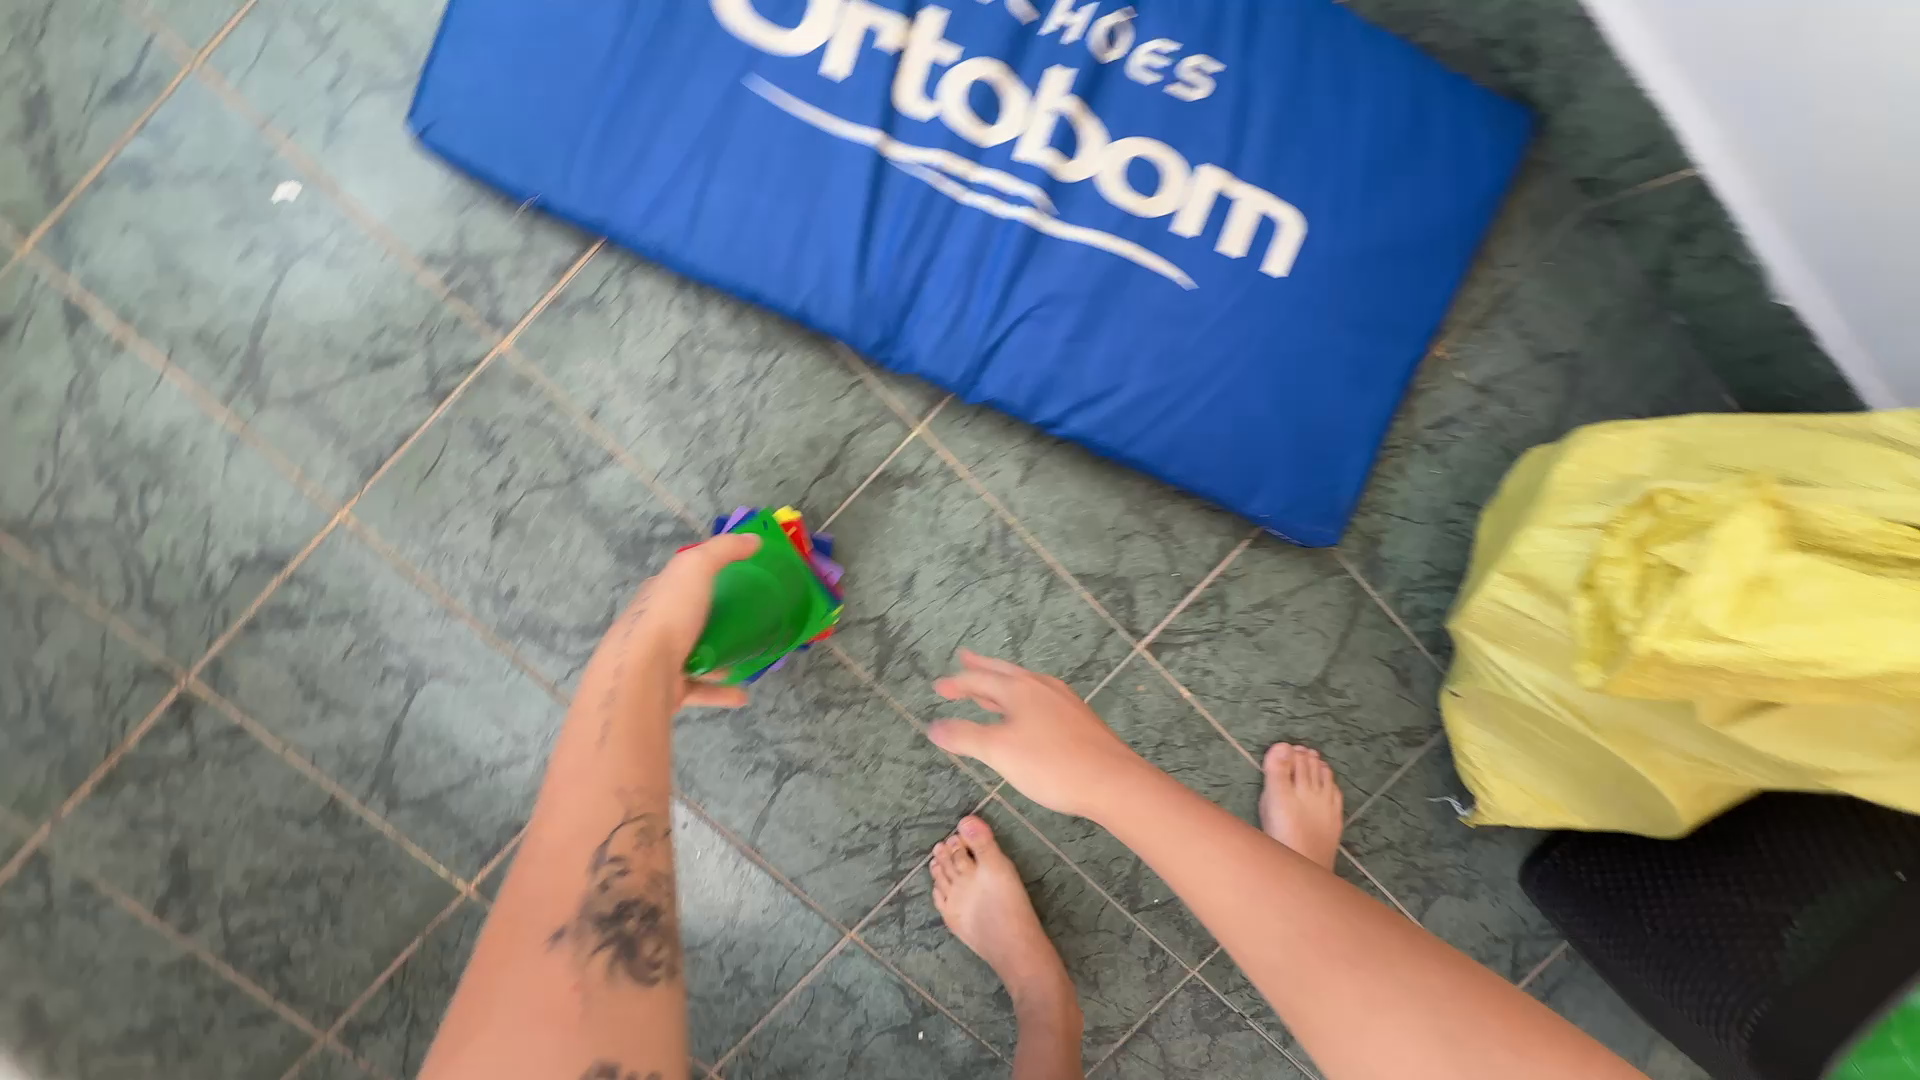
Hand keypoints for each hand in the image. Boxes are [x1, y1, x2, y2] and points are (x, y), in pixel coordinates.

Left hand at [607, 532, 761, 707]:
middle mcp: (654, 627)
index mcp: (657, 596)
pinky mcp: (668, 689)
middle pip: (685, 621)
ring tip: (746, 658)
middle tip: (744, 622)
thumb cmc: (669, 614)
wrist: (642, 672)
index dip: (699, 579)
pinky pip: (700, 689)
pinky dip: (721, 692)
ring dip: (717, 659)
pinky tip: (743, 694)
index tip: (730, 581)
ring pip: (693, 657)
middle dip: (709, 622)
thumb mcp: (696, 567)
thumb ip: (724, 550)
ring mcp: (659, 660)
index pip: (676, 583)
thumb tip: (754, 539)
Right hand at [928, 650, 1149, 818]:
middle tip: (964, 657)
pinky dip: (1021, 697)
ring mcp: (1063, 700)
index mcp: (1019, 690)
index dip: (957, 684)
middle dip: (981, 667)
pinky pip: (1040, 697)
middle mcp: (1041, 686)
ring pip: (1024, 684)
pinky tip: (1027, 711)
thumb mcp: (999, 752)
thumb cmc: (1050, 764)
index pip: (980, 680)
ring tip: (990, 684)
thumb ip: (964, 736)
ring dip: (1002, 682)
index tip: (938, 687)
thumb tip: (933, 726)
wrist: (1112, 780)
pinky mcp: (1077, 717)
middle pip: (1004, 672)